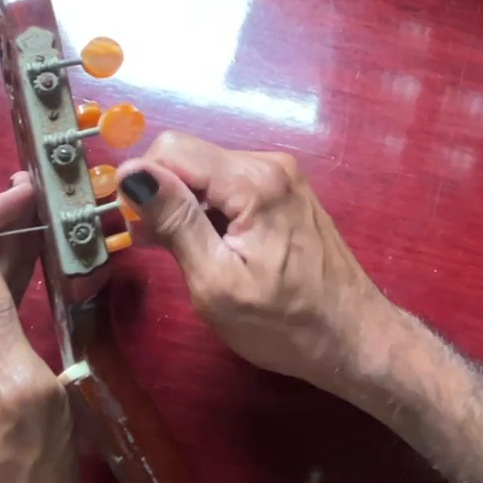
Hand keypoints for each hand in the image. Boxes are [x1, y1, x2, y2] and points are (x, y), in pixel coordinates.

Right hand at [116, 132, 401, 397]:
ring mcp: (279, 174)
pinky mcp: (283, 189)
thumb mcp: (217, 281)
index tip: (130, 224)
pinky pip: (229, 183)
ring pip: (207, 169)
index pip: (173, 149)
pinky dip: (209, 208)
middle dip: (161, 194)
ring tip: (180, 251)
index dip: (141, 183)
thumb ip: (176, 222)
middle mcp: (268, 163)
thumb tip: (133, 176)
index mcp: (254, 180)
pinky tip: (208, 244)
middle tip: (151, 245)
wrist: (351, 334)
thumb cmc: (284, 322)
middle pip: (190, 156)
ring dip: (183, 204)